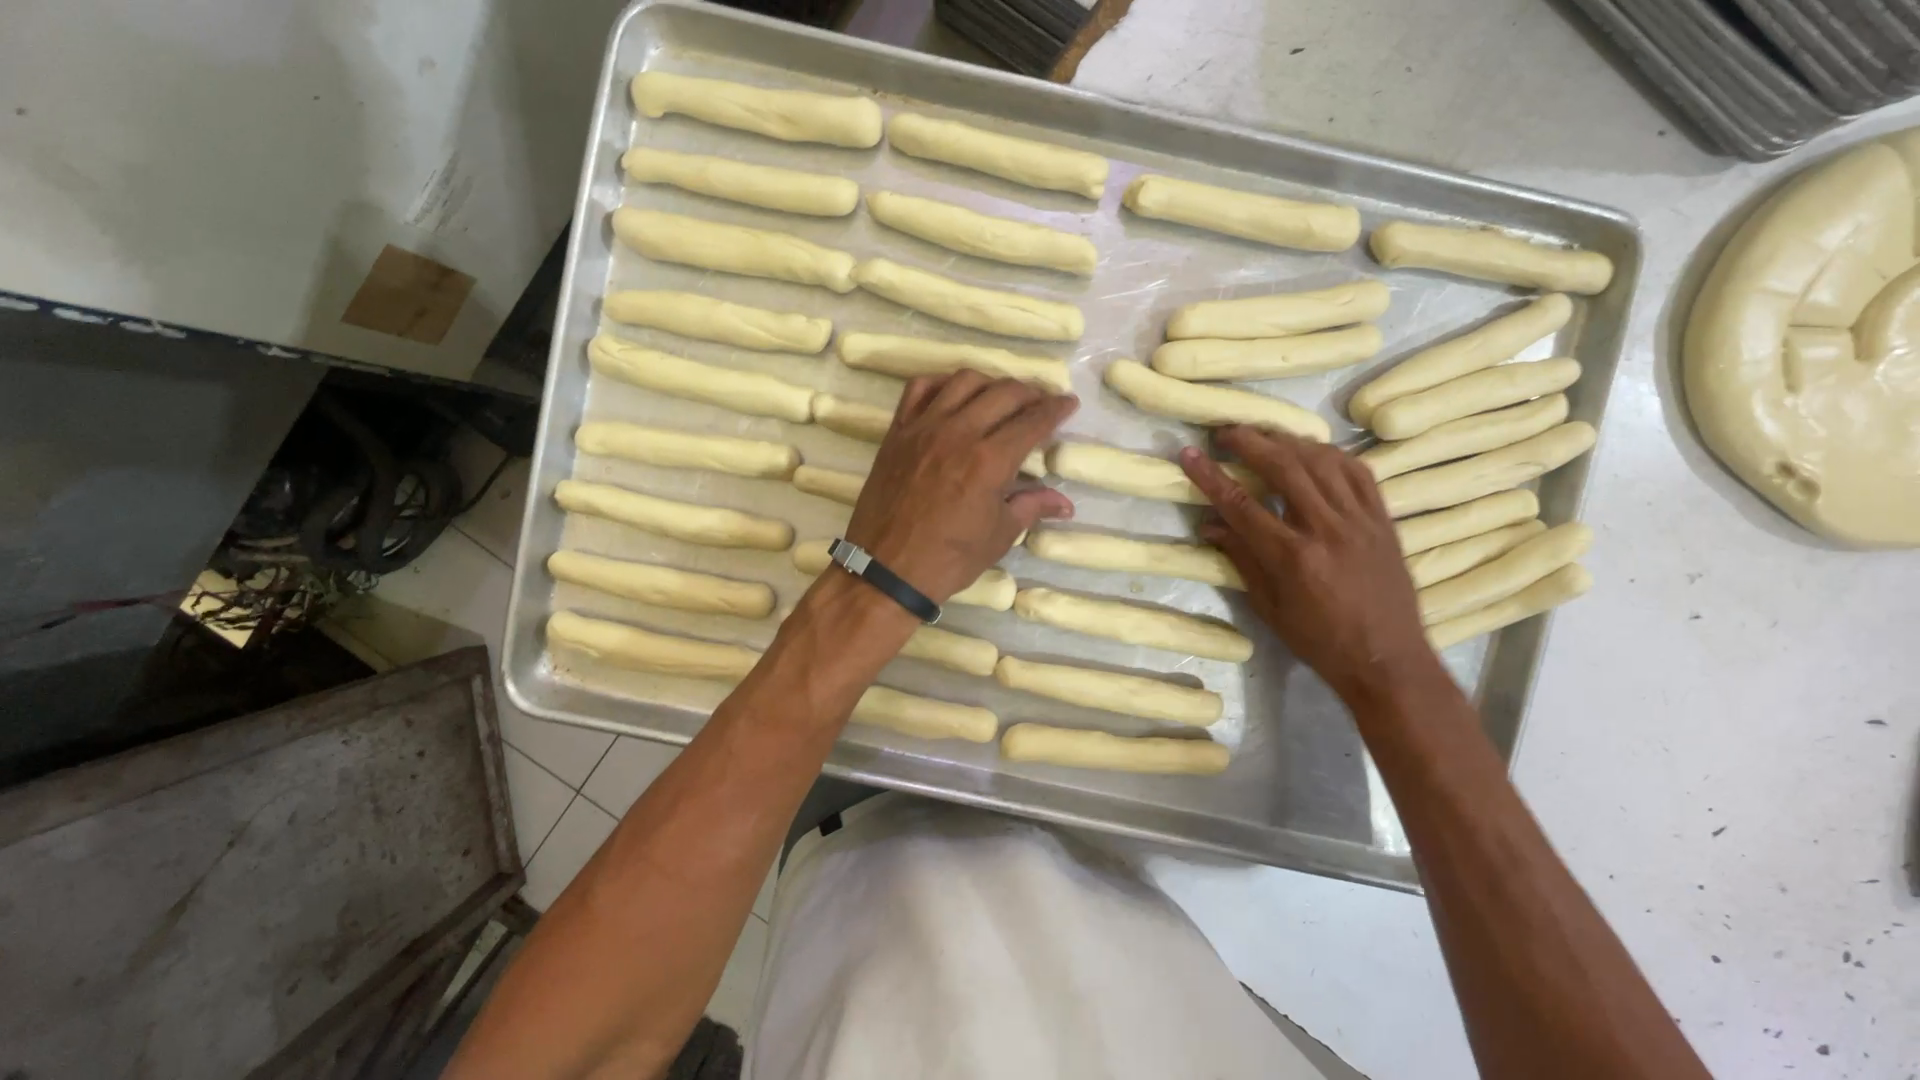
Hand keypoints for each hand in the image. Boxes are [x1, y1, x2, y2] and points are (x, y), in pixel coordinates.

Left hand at [846, 372, 1076, 602]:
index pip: (1032, 421)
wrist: (886, 570)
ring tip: (1001, 396)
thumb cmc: (949, 559)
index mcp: (989, 461)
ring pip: (964, 381)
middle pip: (1004, 393)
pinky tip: (954, 394)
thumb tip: (1065, 503)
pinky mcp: (898, 432)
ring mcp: (924, 428)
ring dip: (991, 383)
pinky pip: (920, 389)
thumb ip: (1032, 507)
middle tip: (1041, 402)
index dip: (1056, 409)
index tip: (1068, 403)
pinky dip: (942, 383)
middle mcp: (959, 433)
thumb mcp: (999, 536)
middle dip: (1031, 392)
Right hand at [1179, 426, 1434, 702]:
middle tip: (1225, 431)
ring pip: (1321, 461)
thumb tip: (1209, 524)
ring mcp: (1360, 520)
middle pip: (1283, 468)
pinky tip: (1311, 450)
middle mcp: (1327, 530)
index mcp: (1293, 558)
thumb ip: (1241, 559)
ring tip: (1263, 434)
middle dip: (1249, 442)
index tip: (1188, 453)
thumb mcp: (1269, 607)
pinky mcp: (1383, 519)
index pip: (1241, 505)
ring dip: (1287, 440)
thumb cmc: (1320, 641)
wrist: (1387, 659)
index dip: (1210, 476)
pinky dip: (1330, 453)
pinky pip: (1357, 471)